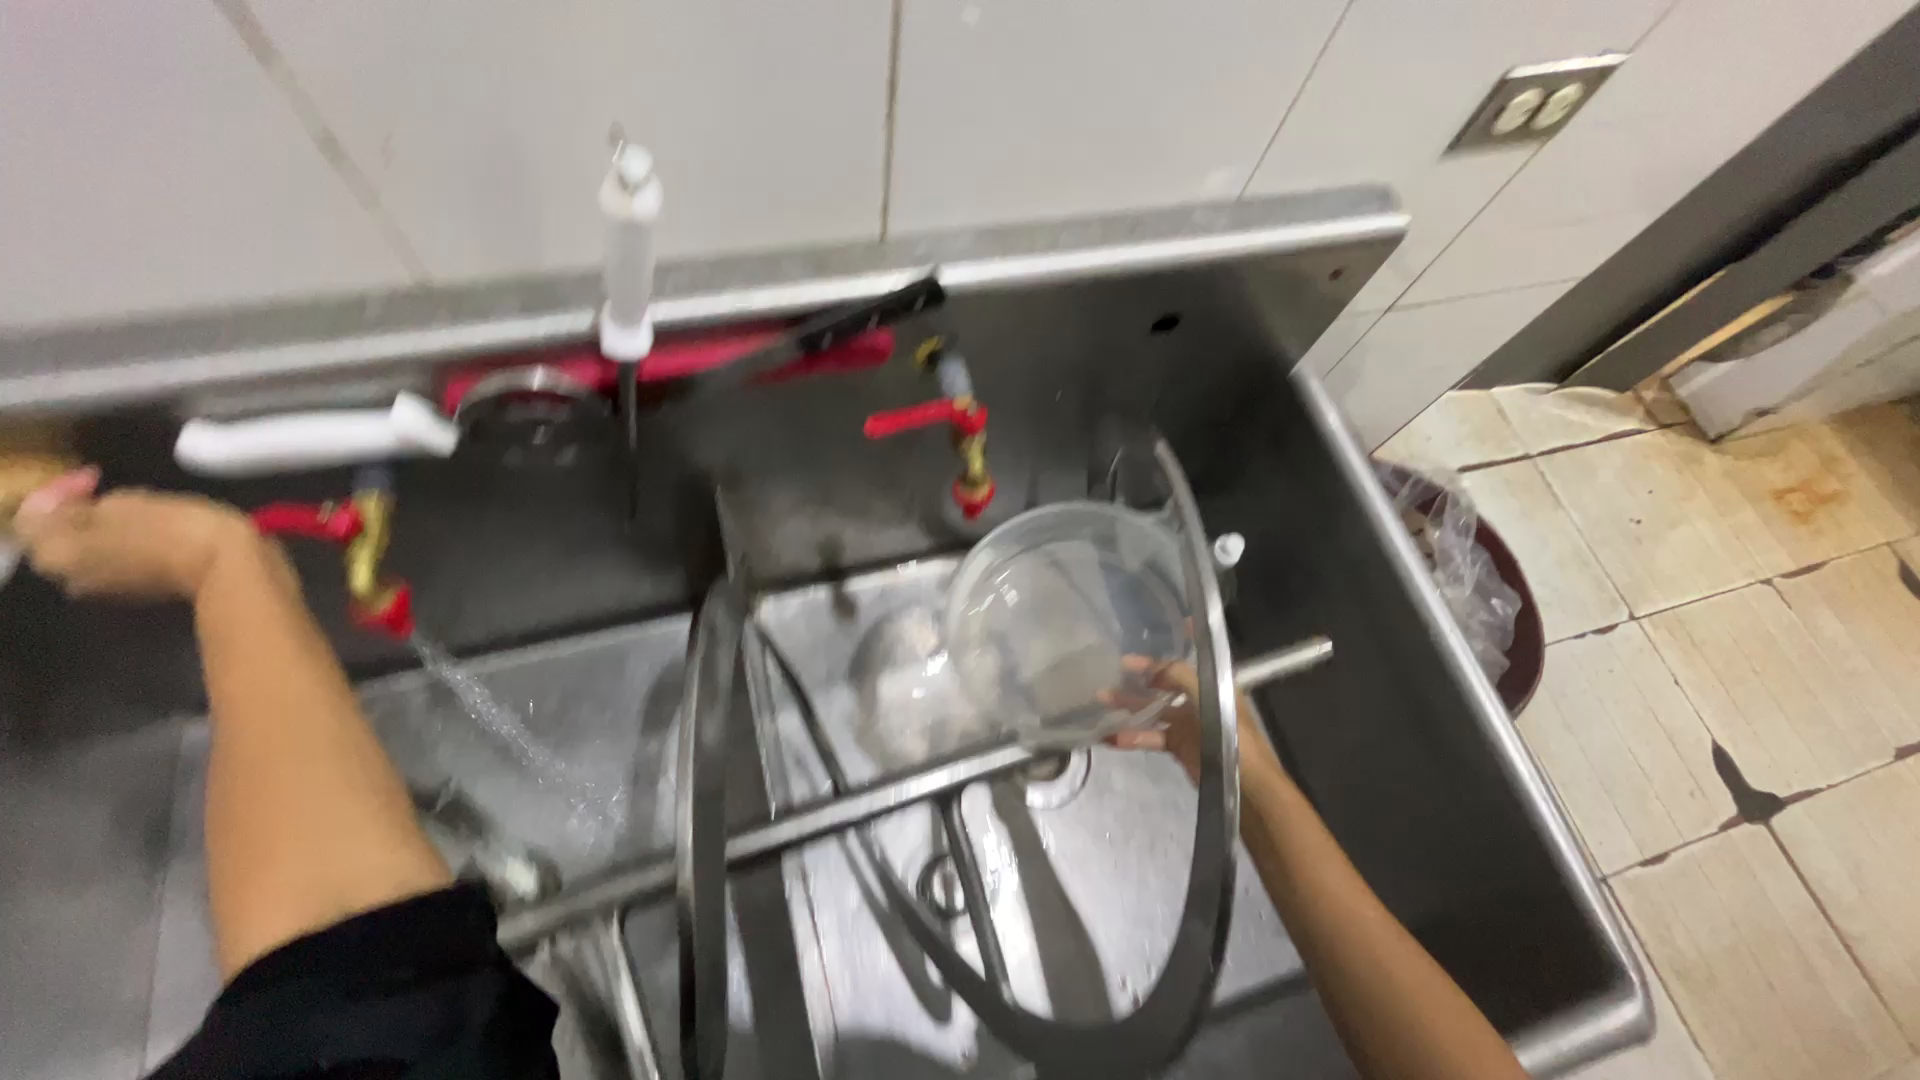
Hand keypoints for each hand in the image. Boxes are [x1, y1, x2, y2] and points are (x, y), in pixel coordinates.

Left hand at [14, 469, 265, 599]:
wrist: (235, 569)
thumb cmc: (179, 530)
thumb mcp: (129, 502)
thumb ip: (91, 505)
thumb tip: (81, 511)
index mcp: (57, 553)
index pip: (35, 515)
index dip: (62, 490)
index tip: (96, 474)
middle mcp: (72, 578)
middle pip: (65, 538)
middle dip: (85, 515)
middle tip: (112, 493)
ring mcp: (110, 590)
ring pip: (97, 552)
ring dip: (112, 530)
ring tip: (140, 511)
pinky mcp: (146, 593)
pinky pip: (126, 564)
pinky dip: (135, 546)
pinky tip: (159, 533)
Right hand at [1104, 656, 1278, 782]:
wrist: (1245, 784)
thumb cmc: (1233, 734)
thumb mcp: (1209, 697)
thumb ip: (1180, 676)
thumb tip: (1151, 670)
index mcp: (1214, 683)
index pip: (1197, 655)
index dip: (1184, 639)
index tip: (1167, 623)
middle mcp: (1200, 698)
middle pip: (1167, 680)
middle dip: (1143, 673)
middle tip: (1118, 665)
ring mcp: (1188, 722)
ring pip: (1154, 707)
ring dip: (1129, 703)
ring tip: (1102, 697)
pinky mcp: (1178, 745)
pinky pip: (1151, 736)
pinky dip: (1131, 737)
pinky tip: (1110, 737)